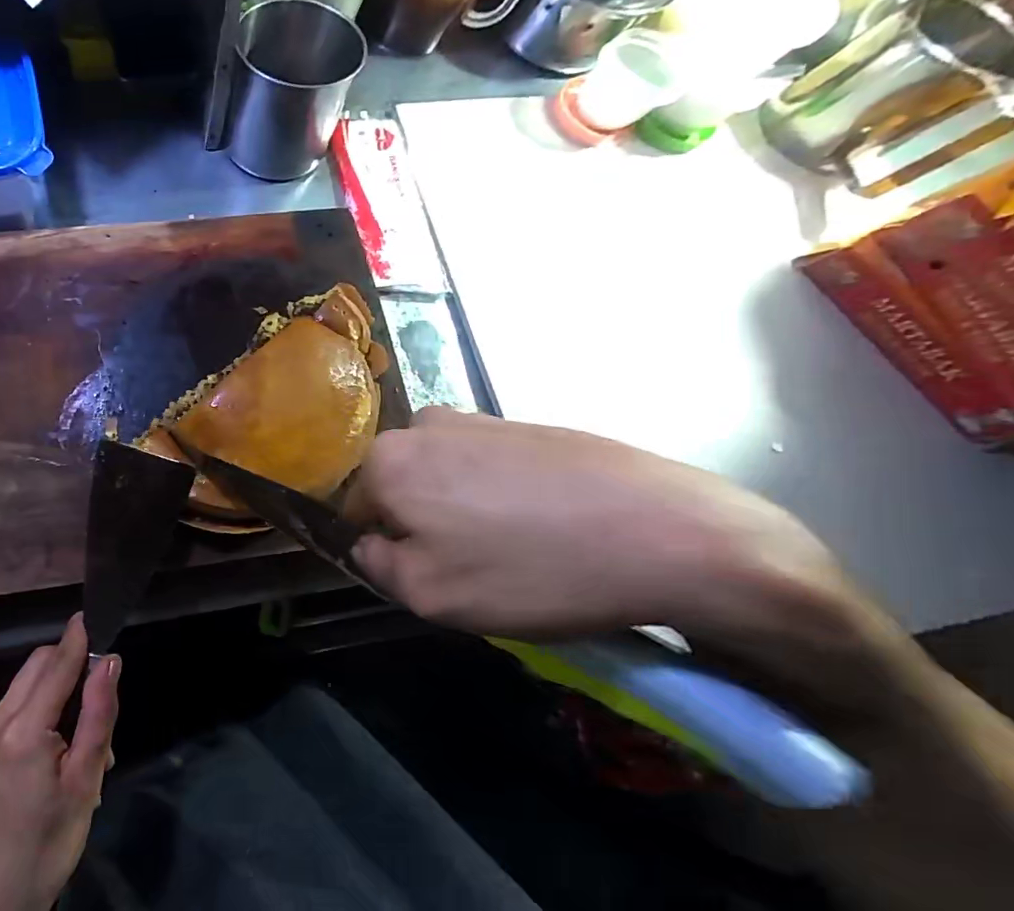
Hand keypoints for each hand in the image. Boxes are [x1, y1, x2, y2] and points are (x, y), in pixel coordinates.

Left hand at [0, 614, 119, 910]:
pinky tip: (64, 746)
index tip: (99, 611)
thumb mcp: (84, 780)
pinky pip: (20, 705)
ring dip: (61, 686)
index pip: (58, 664)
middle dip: (73, 664)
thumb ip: (98, 714)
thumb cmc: (46, 843)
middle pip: (39, 664)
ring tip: (88, 736)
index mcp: (23, 730)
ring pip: (29, 682)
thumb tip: (111, 661)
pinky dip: (46, 705)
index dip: (80, 637)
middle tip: (103, 701)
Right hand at [343, 408, 907, 692]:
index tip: (426, 581)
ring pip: (449, 480)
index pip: (355, 510)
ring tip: (518, 553)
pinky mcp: (530, 425)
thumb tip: (371, 541)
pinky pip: (492, 470)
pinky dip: (505, 501)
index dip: (385, 552)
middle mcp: (429, 423)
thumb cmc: (532, 569)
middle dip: (425, 529)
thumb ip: (380, 564)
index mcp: (392, 458)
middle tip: (474, 571)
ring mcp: (484, 418)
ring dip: (467, 516)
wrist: (658, 529)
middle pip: (404, 489)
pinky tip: (548, 530)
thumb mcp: (433, 594)